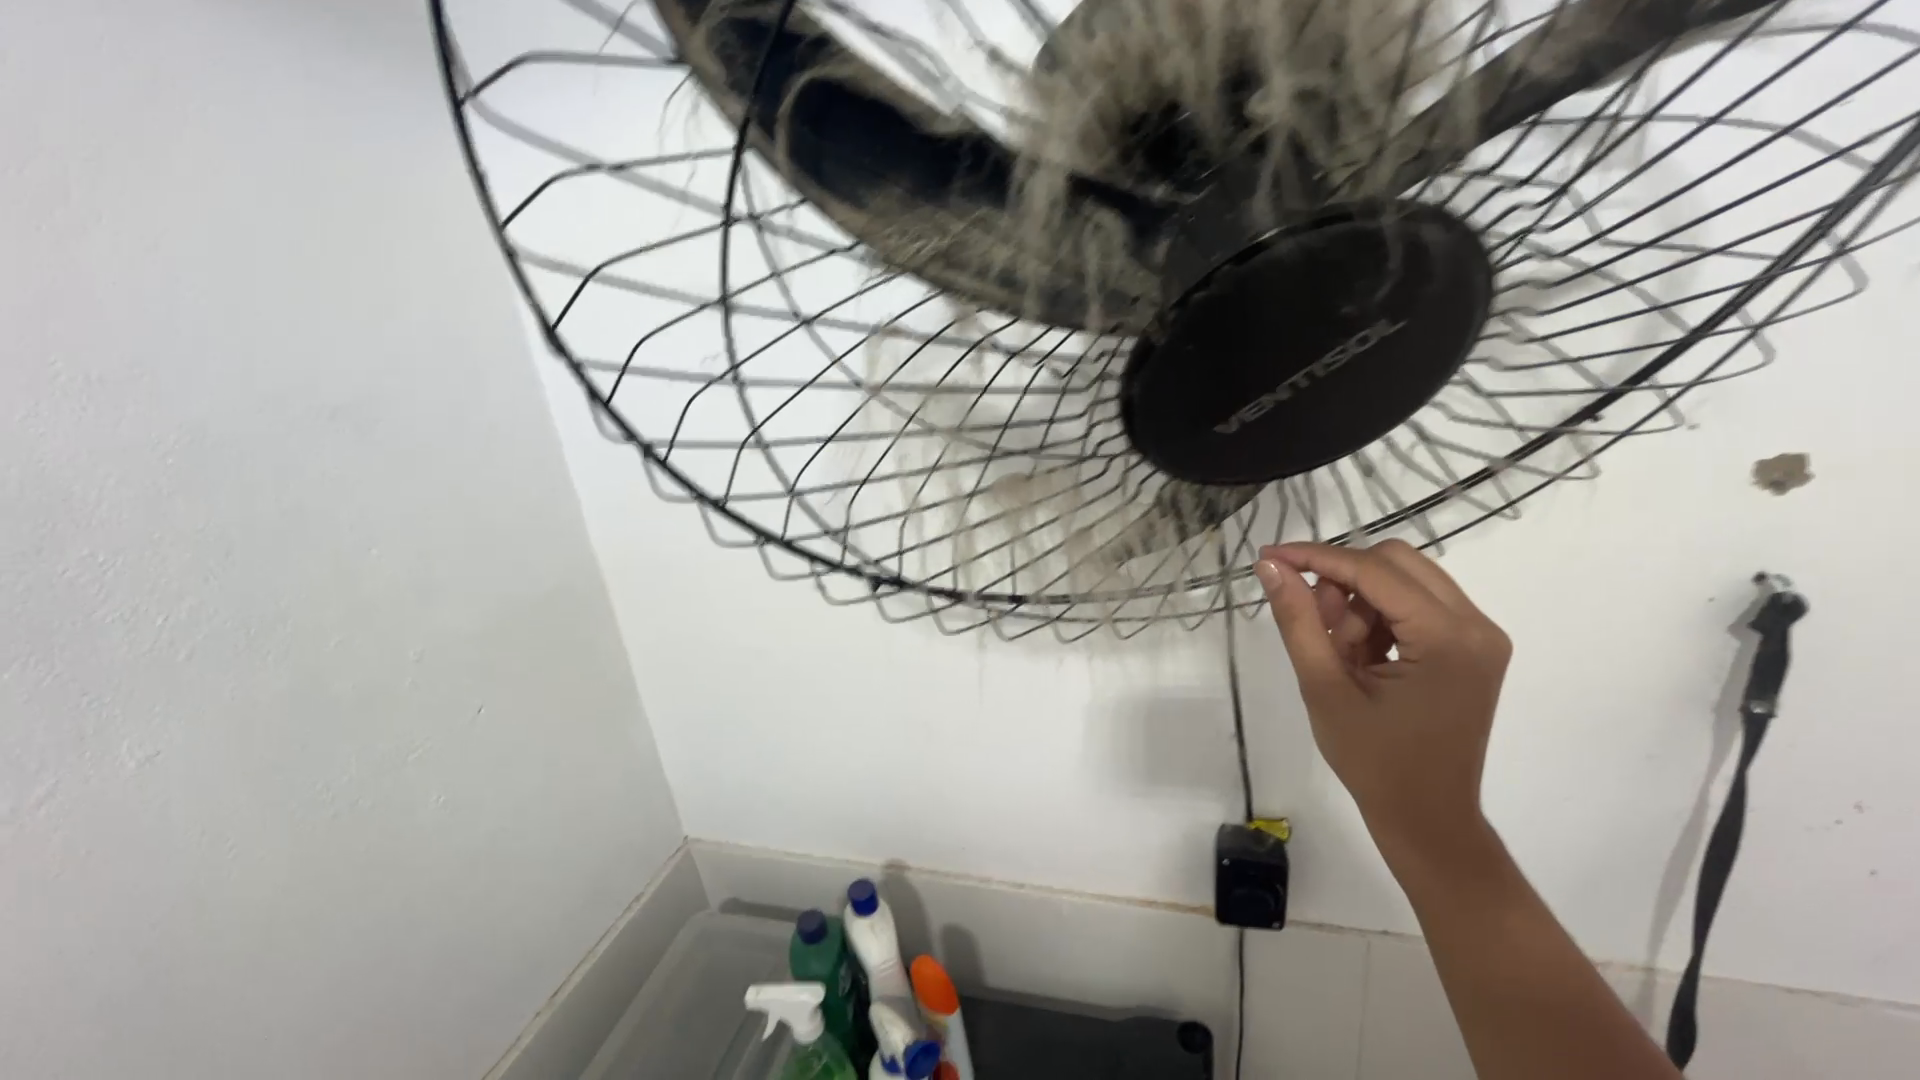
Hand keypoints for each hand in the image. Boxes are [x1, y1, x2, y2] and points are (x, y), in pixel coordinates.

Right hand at [1252, 540, 1511, 864]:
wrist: (1426, 817)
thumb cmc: (1373, 761)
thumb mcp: (1324, 688)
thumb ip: (1299, 620)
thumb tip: (1271, 568)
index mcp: (1447, 638)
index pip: (1374, 571)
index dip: (1316, 558)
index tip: (1268, 558)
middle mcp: (1477, 626)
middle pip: (1396, 562)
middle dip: (1343, 581)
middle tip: (1315, 622)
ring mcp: (1481, 636)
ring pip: (1406, 579)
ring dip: (1361, 600)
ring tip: (1340, 650)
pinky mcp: (1474, 647)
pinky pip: (1419, 603)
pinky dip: (1381, 616)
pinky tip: (1362, 654)